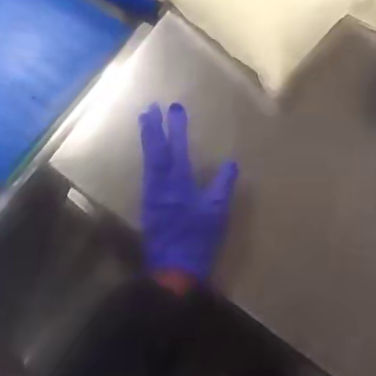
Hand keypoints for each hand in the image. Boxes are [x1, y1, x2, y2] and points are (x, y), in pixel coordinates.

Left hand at [138, 103, 238, 288]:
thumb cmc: (198, 239)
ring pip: (148, 159)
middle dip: (153, 126)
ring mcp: (151, 193)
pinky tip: (150, 154)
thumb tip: (230, 163)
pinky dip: (148, 156)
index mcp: (178, 182)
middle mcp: (160, 183)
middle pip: (154, 148)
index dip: (176, 126)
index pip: (176, 147)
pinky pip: (146, 172)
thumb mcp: (217, 212)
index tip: (174, 107)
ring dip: (147, 138)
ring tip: (145, 121)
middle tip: (150, 107)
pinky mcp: (148, 204)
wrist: (172, 269)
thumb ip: (223, 185)